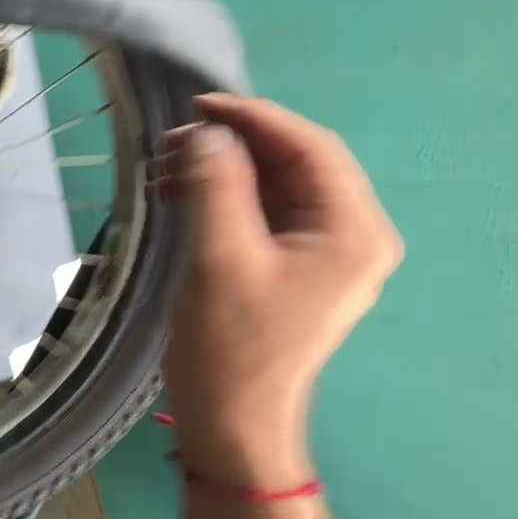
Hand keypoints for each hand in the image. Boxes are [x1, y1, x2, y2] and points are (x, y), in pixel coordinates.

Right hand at [161, 95, 402, 486]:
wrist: (231, 413)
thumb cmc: (230, 340)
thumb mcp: (219, 258)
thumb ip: (215, 188)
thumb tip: (203, 135)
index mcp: (353, 231)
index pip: (312, 150)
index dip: (256, 119)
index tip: (196, 105)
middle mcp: (350, 236)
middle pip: (295, 166)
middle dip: (232, 145)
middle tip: (169, 142)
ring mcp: (320, 254)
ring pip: (273, 188)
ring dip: (221, 171)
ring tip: (164, 170)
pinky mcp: (288, 268)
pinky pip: (259, 215)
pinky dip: (220, 198)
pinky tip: (178, 196)